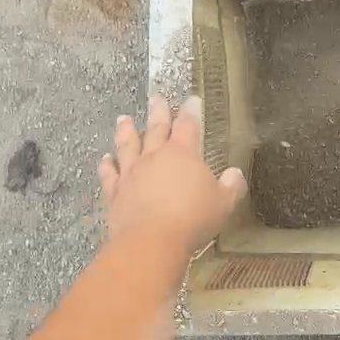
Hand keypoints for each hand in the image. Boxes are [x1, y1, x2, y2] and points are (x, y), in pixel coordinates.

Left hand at [97, 95, 247, 256]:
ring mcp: (132, 173)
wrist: (151, 241)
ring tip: (124, 119)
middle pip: (156, 128)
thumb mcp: (223, 203)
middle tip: (156, 98)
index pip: (188, 125)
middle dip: (158, 112)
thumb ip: (230, 187)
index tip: (192, 99)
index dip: (191, 111)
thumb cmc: (192, 219)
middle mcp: (155, 157)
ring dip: (126, 131)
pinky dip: (106, 165)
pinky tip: (105, 159)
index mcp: (183, 154)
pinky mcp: (115, 192)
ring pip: (128, 145)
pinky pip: (109, 174)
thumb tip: (235, 174)